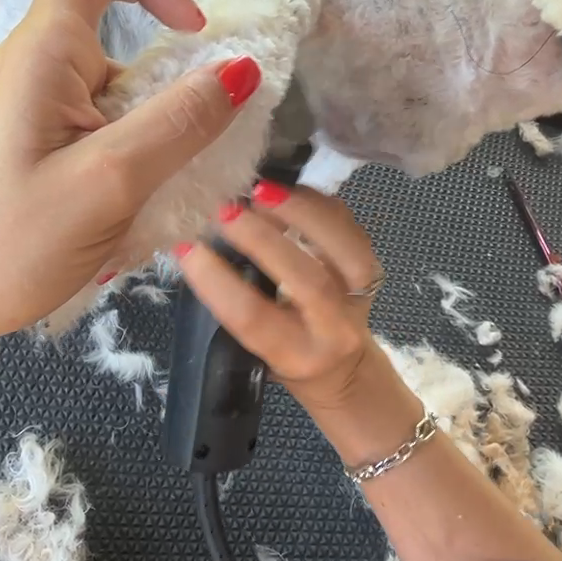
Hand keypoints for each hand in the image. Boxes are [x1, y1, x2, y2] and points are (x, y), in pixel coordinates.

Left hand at [0, 0, 261, 383]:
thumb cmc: (6, 244)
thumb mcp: (109, 183)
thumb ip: (179, 123)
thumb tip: (239, 68)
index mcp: (40, 54)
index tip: (195, 36)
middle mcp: (24, 72)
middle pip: (112, 52)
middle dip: (161, 99)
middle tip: (178, 166)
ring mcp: (16, 116)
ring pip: (102, 105)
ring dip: (140, 146)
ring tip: (141, 212)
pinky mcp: (13, 154)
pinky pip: (81, 139)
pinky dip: (113, 167)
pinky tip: (113, 226)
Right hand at [175, 182, 385, 411]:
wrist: (345, 370)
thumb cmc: (286, 359)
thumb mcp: (253, 351)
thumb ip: (233, 308)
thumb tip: (196, 248)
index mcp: (295, 355)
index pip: (253, 317)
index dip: (218, 282)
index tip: (187, 248)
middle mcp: (333, 328)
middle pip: (307, 280)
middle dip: (263, 239)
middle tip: (226, 210)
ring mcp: (360, 296)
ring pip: (343, 249)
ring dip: (300, 213)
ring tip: (261, 190)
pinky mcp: (374, 267)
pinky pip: (350, 227)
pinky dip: (317, 203)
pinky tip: (286, 190)